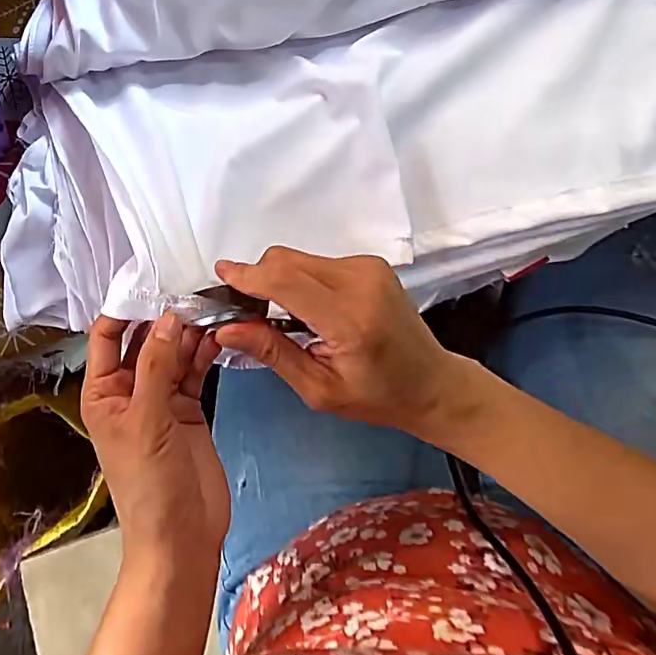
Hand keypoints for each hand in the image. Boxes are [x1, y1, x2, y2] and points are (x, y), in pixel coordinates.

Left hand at [82, 312, 228, 564]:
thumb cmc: (148, 486)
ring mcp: (158, 398)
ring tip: (206, 310)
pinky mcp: (186, 409)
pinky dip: (203, 354)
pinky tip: (216, 336)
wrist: (181, 539)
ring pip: (170, 353)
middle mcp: (127, 389)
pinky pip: (192, 371)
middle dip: (161, 318)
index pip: (105, 336)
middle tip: (186, 292)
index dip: (122, 310)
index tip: (145, 284)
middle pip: (142, 340)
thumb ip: (156, 367)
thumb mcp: (147, 420)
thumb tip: (167, 319)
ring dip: (186, 333)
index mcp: (102, 391)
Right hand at [213, 247, 483, 437]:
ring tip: (287, 316)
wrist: (433, 384)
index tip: (221, 275)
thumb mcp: (318, 389)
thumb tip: (226, 329)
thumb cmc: (377, 396)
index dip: (248, 276)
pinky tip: (308, 307)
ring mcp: (367, 268)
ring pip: (296, 258)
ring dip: (278, 279)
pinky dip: (298, 279)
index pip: (286, 282)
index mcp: (350, 321)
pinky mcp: (368, 263)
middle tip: (251, 311)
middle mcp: (360, 284)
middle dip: (259, 279)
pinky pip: (313, 261)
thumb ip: (271, 352)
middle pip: (286, 261)